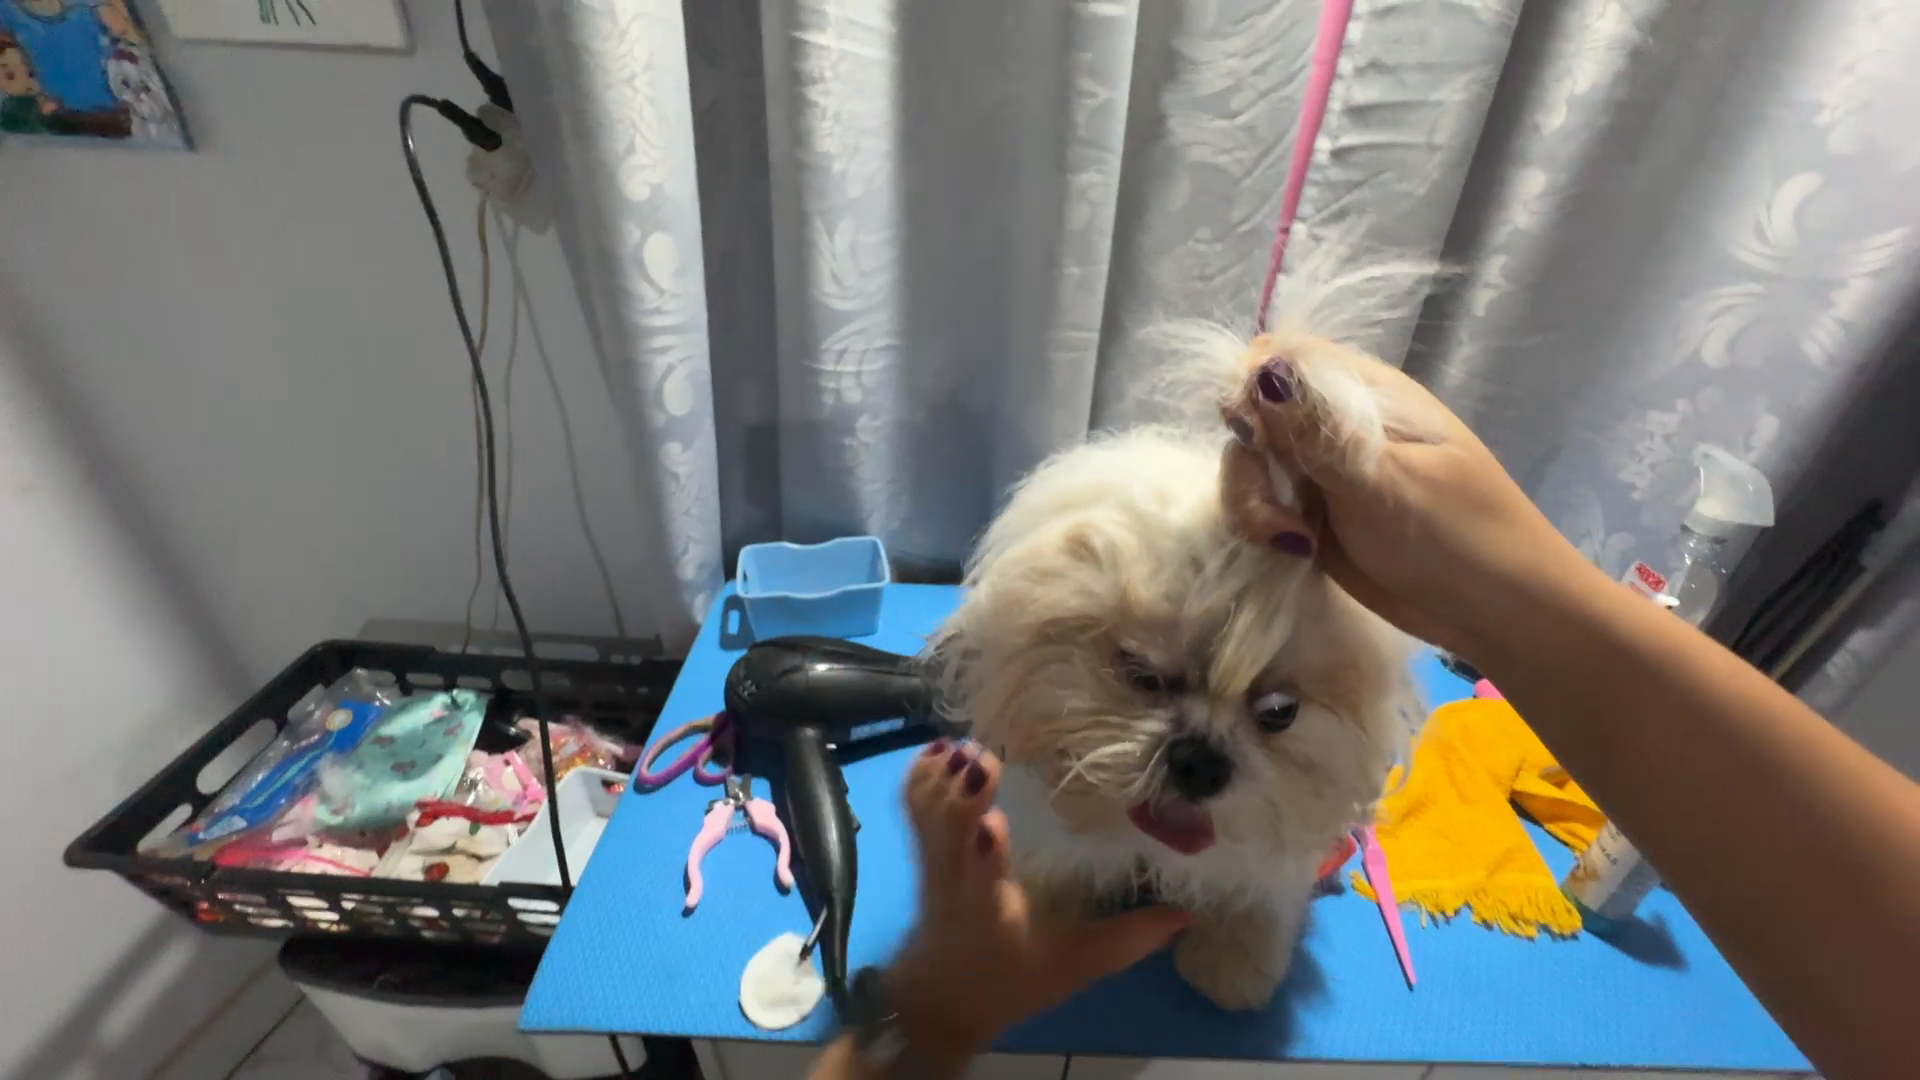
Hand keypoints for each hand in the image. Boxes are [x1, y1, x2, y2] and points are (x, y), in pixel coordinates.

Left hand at [888, 742, 1189, 1057]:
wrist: (939, 997)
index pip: (980, 880)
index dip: (984, 852)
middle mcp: (953, 881)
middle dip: (960, 796)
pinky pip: (911, 809)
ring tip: (965, 743)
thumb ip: (1123, 942)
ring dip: (941, 778)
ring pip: (925, 815)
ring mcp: (930, 863)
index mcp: (988, 912)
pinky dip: (920, 776)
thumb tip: (1184, 915)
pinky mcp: (920, 850)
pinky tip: (938, 748)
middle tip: (985, 756)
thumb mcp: (1070, 968)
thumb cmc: (1007, 981)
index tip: (996, 821)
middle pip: (944, 835)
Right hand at [1217, 342, 1596, 656]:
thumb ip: (1317, 431)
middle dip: (1248, 463)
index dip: (1249, 383)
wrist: (1490, 612)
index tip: (1246, 430)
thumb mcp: (1384, 482)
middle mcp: (1331, 425)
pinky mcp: (1305, 512)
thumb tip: (1261, 370)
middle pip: (1251, 416)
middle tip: (1274, 506)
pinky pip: (1256, 503)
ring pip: (1247, 464)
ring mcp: (1315, 471)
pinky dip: (1258, 525)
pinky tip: (1292, 548)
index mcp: (1364, 394)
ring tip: (1287, 539)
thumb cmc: (1456, 536)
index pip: (1283, 357)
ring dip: (1250, 501)